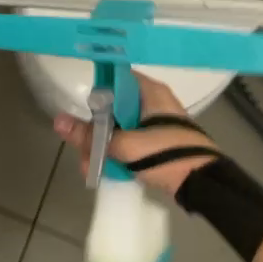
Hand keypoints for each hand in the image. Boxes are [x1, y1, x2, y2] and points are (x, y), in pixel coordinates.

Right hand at [53, 73, 219, 197]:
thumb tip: (57, 121)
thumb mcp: (123, 145)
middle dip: (94, 132)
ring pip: (119, 128)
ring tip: (90, 168)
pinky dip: (117, 154)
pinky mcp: (158, 143)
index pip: (116, 78)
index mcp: (150, 93)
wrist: (204, 183)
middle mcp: (153, 103)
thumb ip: (90, 135)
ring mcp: (156, 124)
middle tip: (84, 152)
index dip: (97, 91)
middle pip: (113, 108)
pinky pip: (130, 142)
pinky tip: (104, 171)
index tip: (83, 111)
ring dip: (102, 147)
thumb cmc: (167, 155)